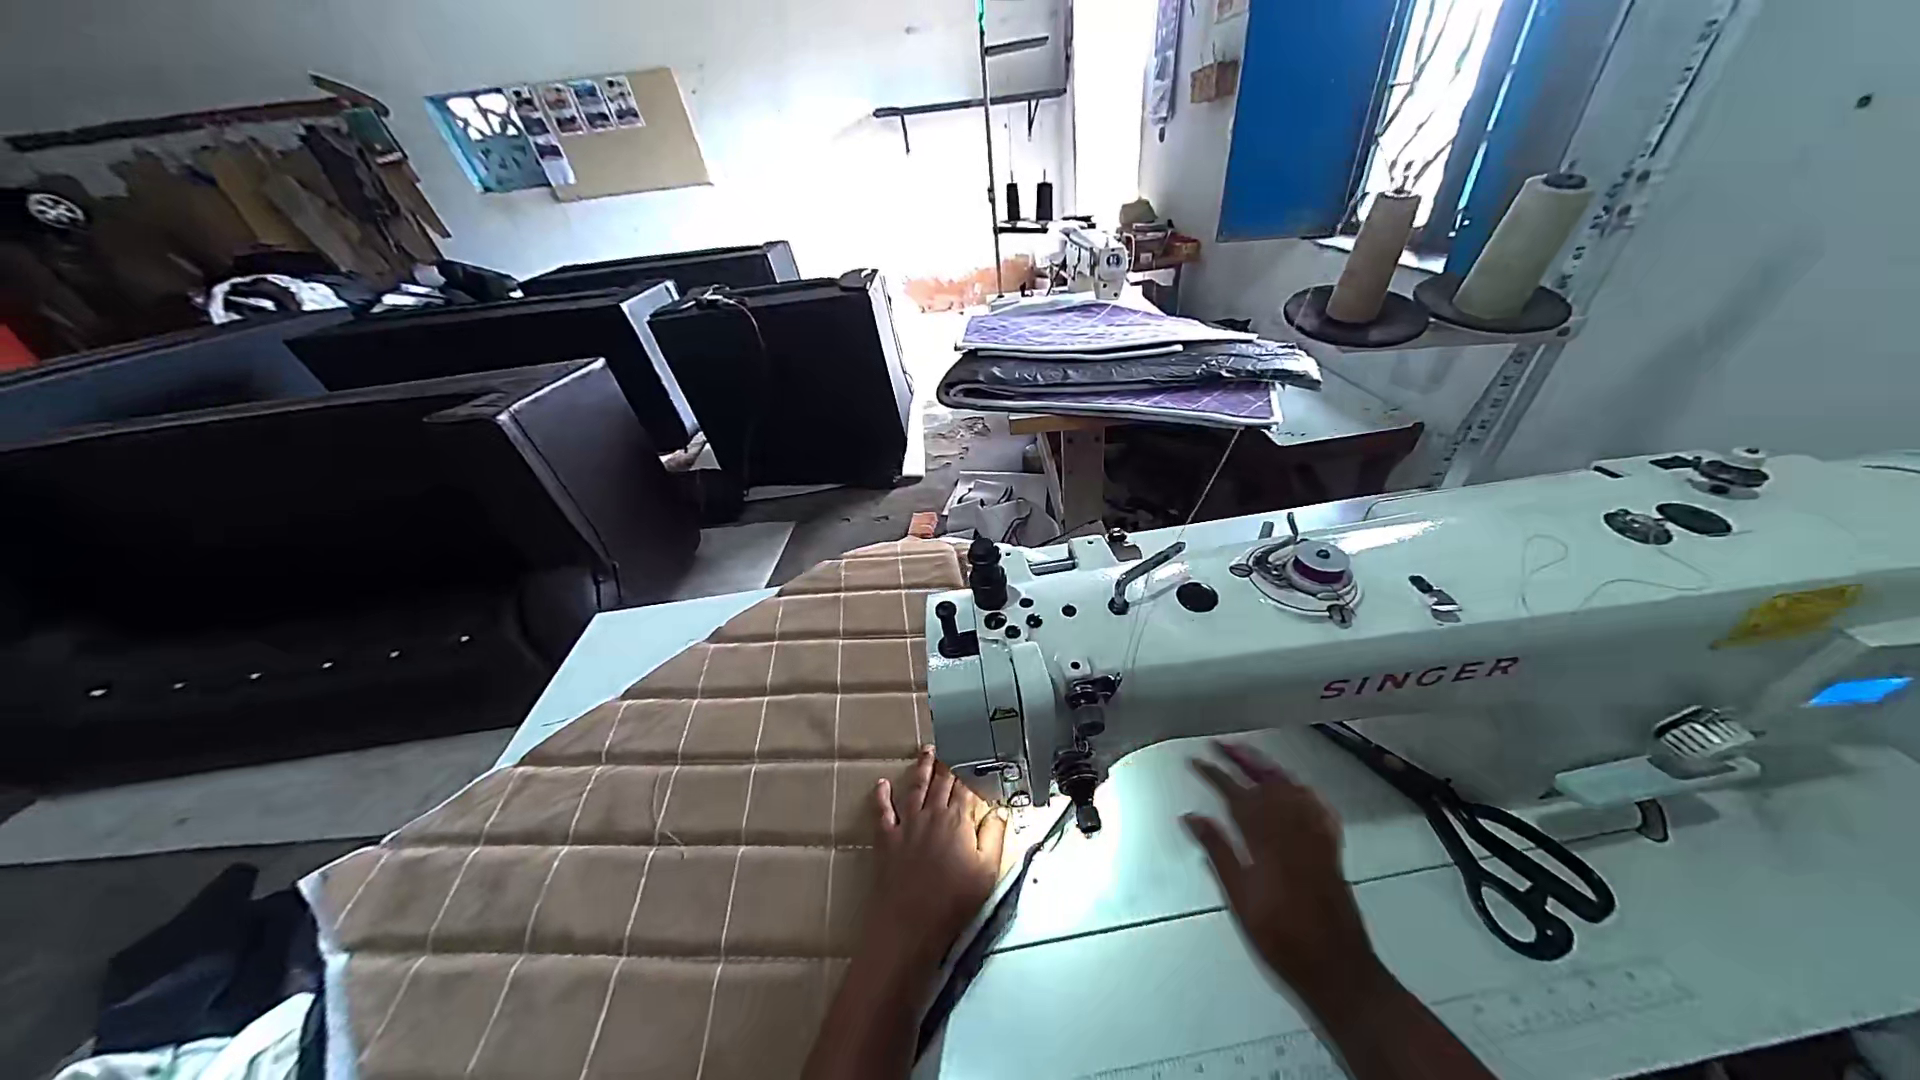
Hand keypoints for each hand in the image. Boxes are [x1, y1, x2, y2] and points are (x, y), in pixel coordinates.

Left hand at [862, 746, 1008, 973]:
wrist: (909, 925)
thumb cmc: (954, 902)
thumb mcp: (987, 872)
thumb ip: (994, 837)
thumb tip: (999, 810)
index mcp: (958, 820)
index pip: (967, 787)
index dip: (972, 770)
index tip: (977, 755)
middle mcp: (931, 814)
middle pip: (941, 781)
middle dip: (948, 761)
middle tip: (952, 745)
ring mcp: (906, 824)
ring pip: (915, 787)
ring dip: (921, 767)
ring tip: (926, 750)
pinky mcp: (886, 838)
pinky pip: (882, 810)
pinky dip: (881, 795)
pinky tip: (881, 783)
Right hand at [1183, 740, 1378, 991]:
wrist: (1336, 970)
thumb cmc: (1283, 939)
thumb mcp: (1238, 898)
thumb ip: (1216, 851)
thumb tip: (1193, 818)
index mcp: (1266, 843)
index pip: (1236, 795)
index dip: (1215, 774)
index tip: (1198, 761)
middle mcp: (1293, 835)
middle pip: (1267, 784)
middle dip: (1243, 759)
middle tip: (1222, 745)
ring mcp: (1316, 841)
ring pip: (1293, 791)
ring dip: (1270, 768)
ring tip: (1252, 756)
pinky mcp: (1331, 852)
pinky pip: (1320, 811)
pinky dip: (1306, 793)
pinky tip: (1300, 787)